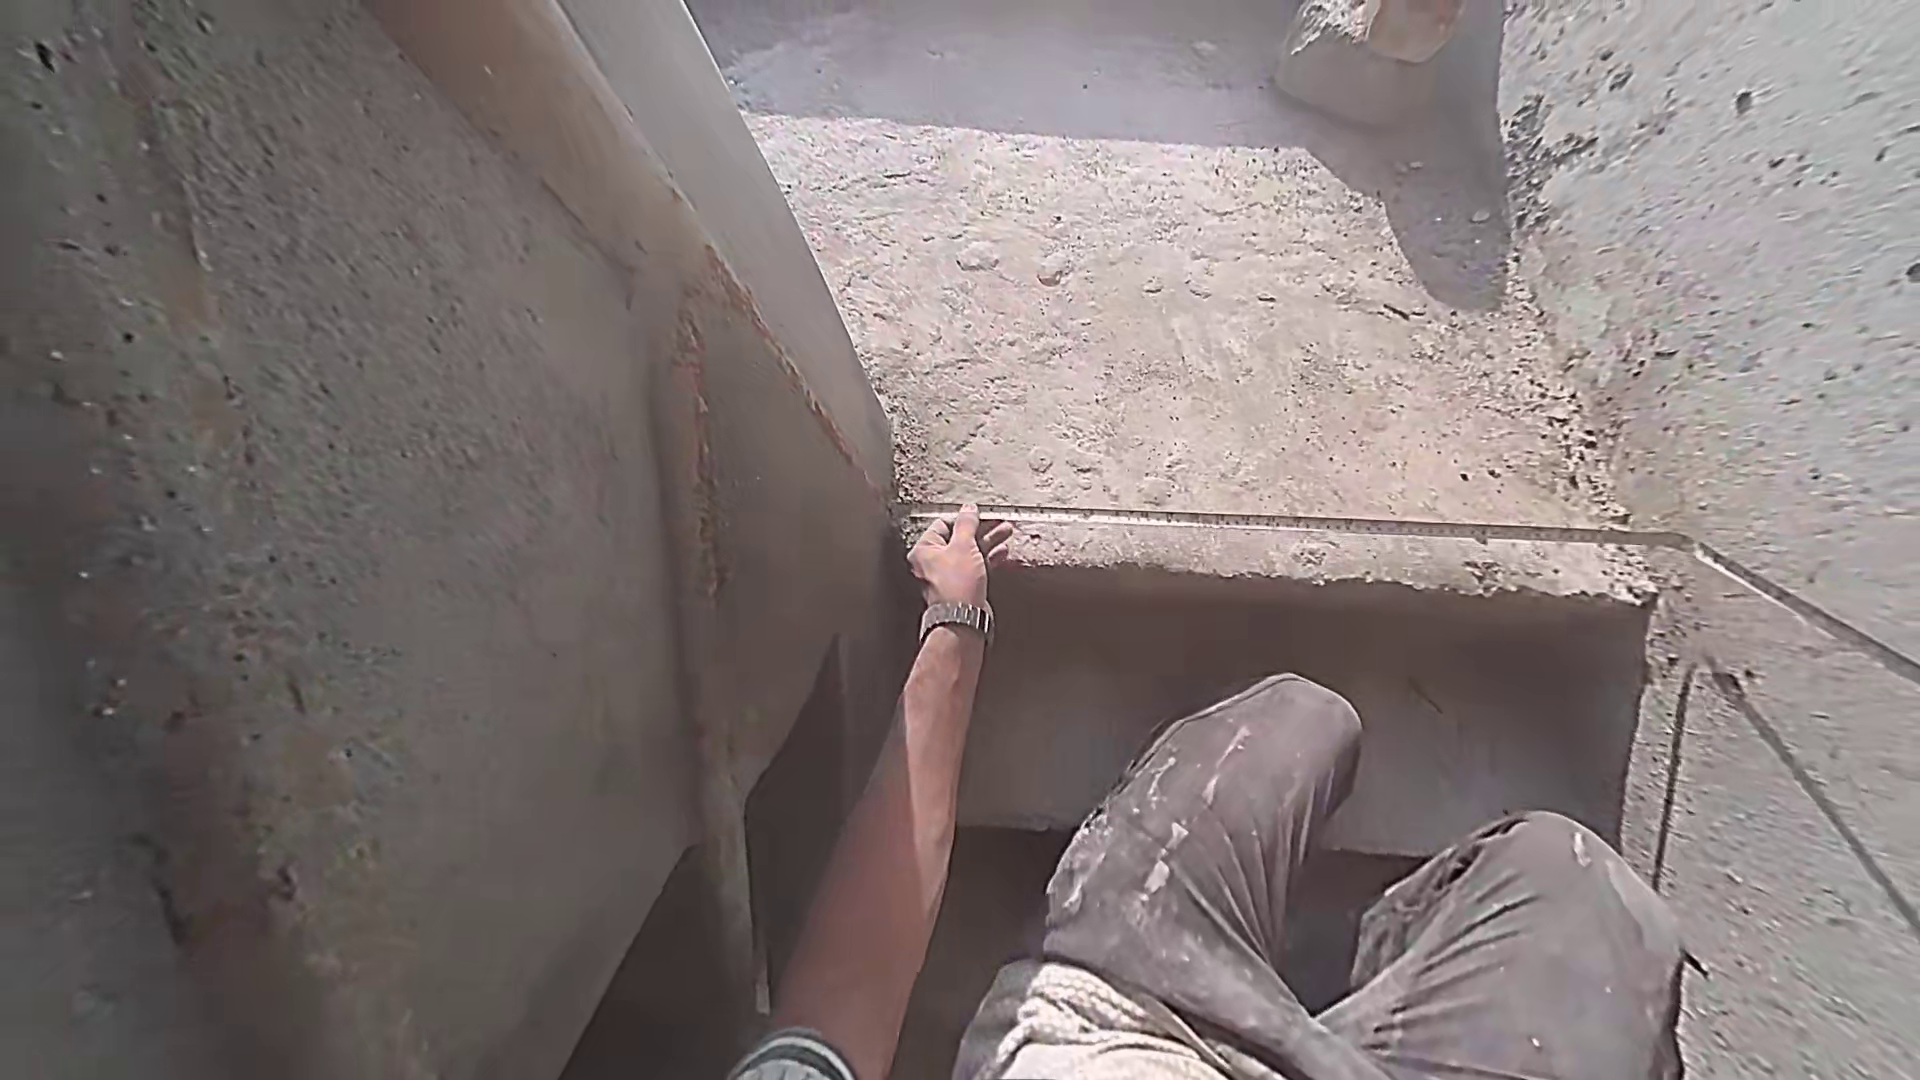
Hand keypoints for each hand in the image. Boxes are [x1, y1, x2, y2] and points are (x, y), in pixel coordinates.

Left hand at [909, 503, 1013, 607]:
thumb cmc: (956, 585)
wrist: (964, 618)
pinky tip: (1002, 552)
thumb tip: (968, 509)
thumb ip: (966, 524)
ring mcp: (948, 575)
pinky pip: (975, 566)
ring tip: (1005, 532)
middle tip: (997, 521)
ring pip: (969, 552)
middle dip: (980, 529)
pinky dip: (988, 558)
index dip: (962, 518)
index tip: (979, 514)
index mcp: (924, 550)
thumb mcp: (963, 546)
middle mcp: (933, 562)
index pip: (943, 525)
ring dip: (988, 541)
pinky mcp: (962, 586)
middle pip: (958, 538)